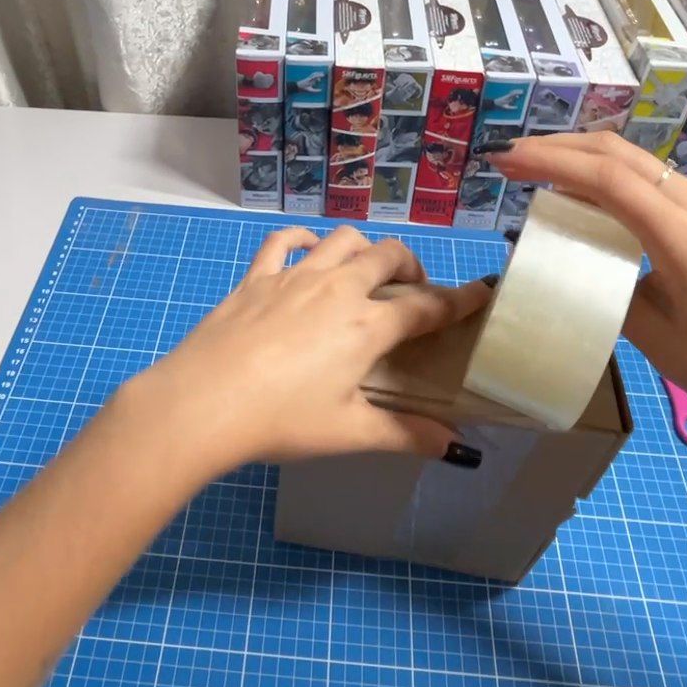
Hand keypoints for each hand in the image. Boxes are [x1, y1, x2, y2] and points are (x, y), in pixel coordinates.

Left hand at [113, 226, 490, 472]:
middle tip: (413, 289)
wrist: (204, 402)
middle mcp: (337, 289)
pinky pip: (284, 242)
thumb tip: (453, 447)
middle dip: (411, 266)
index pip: (428, 307)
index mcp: (366, 326)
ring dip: (364, 248)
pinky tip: (307, 251)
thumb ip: (405, 435)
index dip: (461, 299)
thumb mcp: (348, 433)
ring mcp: (295, 276)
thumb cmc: (282, 420)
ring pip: (342, 240)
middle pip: (389, 257)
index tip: (483, 290)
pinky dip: (302, 240)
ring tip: (366, 270)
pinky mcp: (257, 277)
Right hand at [479, 132, 686, 423]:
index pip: (609, 179)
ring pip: (633, 159)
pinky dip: (603, 173)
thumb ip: (604, 287)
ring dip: (578, 154)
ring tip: (530, 166)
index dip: (551, 162)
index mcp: (686, 240)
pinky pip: (647, 178)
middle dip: (557, 147)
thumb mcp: (650, 336)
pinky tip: (576, 188)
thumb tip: (562, 257)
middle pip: (618, 153)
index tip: (505, 161)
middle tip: (507, 157)